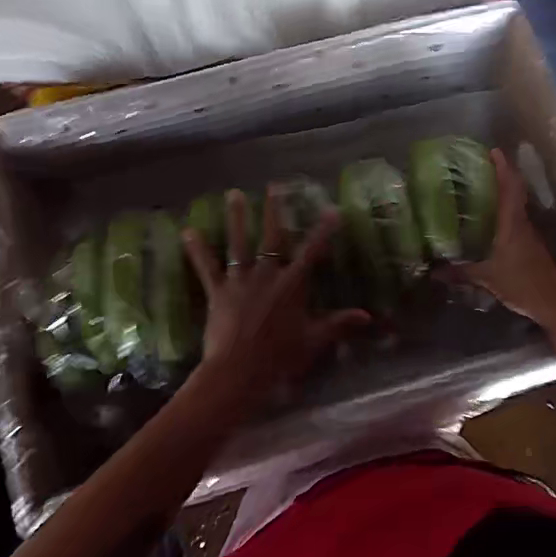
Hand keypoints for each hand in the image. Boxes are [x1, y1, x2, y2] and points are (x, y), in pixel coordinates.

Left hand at [182, 188, 370, 402]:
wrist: (240, 370)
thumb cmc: (280, 357)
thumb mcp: (314, 341)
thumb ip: (338, 324)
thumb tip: (367, 316)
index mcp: (292, 285)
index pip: (311, 253)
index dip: (323, 231)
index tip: (332, 211)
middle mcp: (266, 275)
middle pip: (271, 238)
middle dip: (273, 211)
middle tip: (273, 187)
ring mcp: (240, 281)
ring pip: (238, 243)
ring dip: (236, 218)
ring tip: (233, 194)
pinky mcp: (218, 291)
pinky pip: (206, 267)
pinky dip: (197, 249)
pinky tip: (187, 231)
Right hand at [464, 148, 555, 323]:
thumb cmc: (523, 284)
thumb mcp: (487, 278)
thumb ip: (461, 272)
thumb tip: (434, 271)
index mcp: (512, 224)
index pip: (510, 188)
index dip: (503, 168)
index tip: (493, 151)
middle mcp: (521, 224)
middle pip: (513, 193)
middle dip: (499, 177)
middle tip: (476, 169)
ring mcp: (527, 236)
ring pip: (513, 208)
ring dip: (500, 196)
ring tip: (475, 191)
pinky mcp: (528, 248)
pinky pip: (511, 224)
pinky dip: (500, 216)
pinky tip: (484, 222)